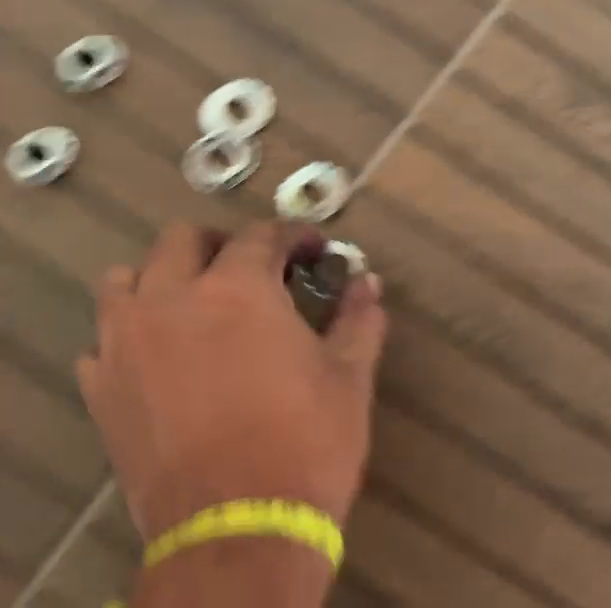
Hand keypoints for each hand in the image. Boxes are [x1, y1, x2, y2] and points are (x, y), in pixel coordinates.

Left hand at [78, 223, 386, 540]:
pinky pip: (104, 338)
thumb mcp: (352, 369)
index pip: (261, 236)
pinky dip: (135, 329)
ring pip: (125, 281)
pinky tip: (173, 352)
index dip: (296, 236)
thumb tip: (366, 283)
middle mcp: (170, 305)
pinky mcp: (101, 390)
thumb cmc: (310, 433)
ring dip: (166, 278)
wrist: (238, 518)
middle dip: (225, 244)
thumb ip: (358, 317)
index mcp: (239, 291)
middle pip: (180, 242)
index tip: (319, 252)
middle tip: (262, 268)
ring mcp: (123, 348)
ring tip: (206, 301)